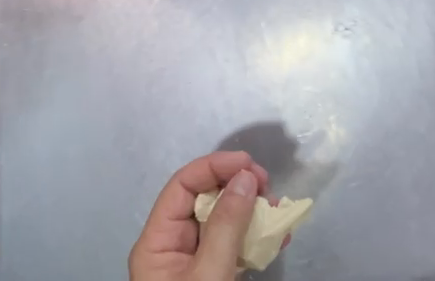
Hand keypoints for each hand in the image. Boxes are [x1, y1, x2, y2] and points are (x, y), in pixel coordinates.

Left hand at [128, 151, 273, 280]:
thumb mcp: (209, 273)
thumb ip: (226, 225)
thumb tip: (246, 177)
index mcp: (157, 243)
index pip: (182, 185)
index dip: (215, 166)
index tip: (249, 164)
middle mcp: (172, 247)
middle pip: (205, 199)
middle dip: (239, 187)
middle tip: (268, 188)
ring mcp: (193, 263)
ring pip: (223, 220)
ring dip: (253, 211)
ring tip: (277, 212)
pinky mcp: (212, 275)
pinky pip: (233, 244)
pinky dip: (255, 236)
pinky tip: (278, 235)